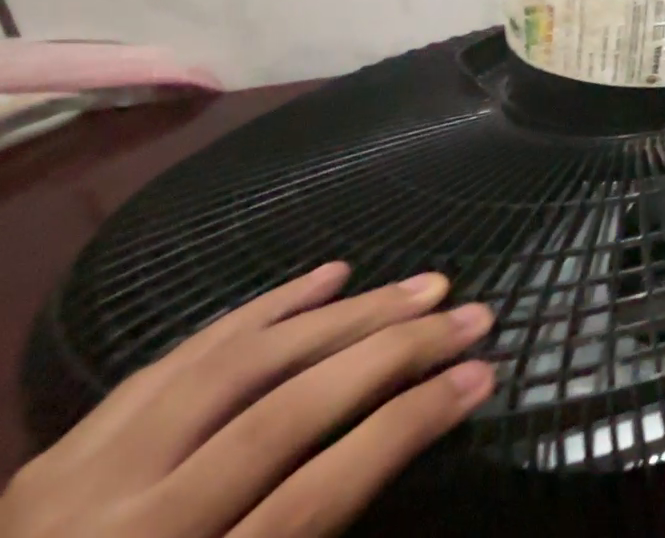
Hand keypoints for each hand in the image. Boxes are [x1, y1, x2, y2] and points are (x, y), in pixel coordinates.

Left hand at [0, 263, 495, 537]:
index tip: (482, 374)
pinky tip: (326, 278)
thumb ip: (317, 523)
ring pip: (233, 370)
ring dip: (343, 316)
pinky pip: (174, 361)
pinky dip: (260, 311)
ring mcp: (77, 486)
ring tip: (422, 285)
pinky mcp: (56, 456)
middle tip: (472, 314)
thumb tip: (416, 423)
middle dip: (393, 354)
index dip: (409, 425)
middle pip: (279, 418)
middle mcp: (125, 529)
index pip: (318, 492)